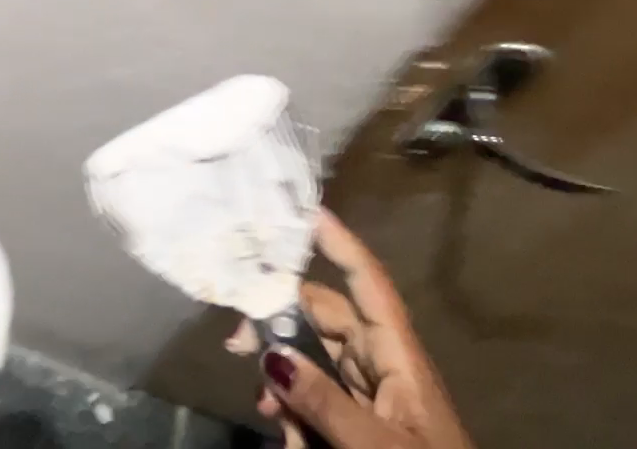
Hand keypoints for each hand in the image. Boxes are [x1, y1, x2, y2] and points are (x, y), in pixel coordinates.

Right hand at [233, 211, 472, 448]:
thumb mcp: (377, 445)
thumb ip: (324, 401)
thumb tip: (271, 353)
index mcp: (399, 356)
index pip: (367, 284)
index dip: (339, 243)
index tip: (305, 210)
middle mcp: (382, 365)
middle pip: (325, 319)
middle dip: (280, 326)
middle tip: (237, 344)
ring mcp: (371, 395)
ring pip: (313, 362)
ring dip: (284, 383)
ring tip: (269, 417)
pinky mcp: (360, 424)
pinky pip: (317, 399)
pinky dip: (295, 412)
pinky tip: (285, 436)